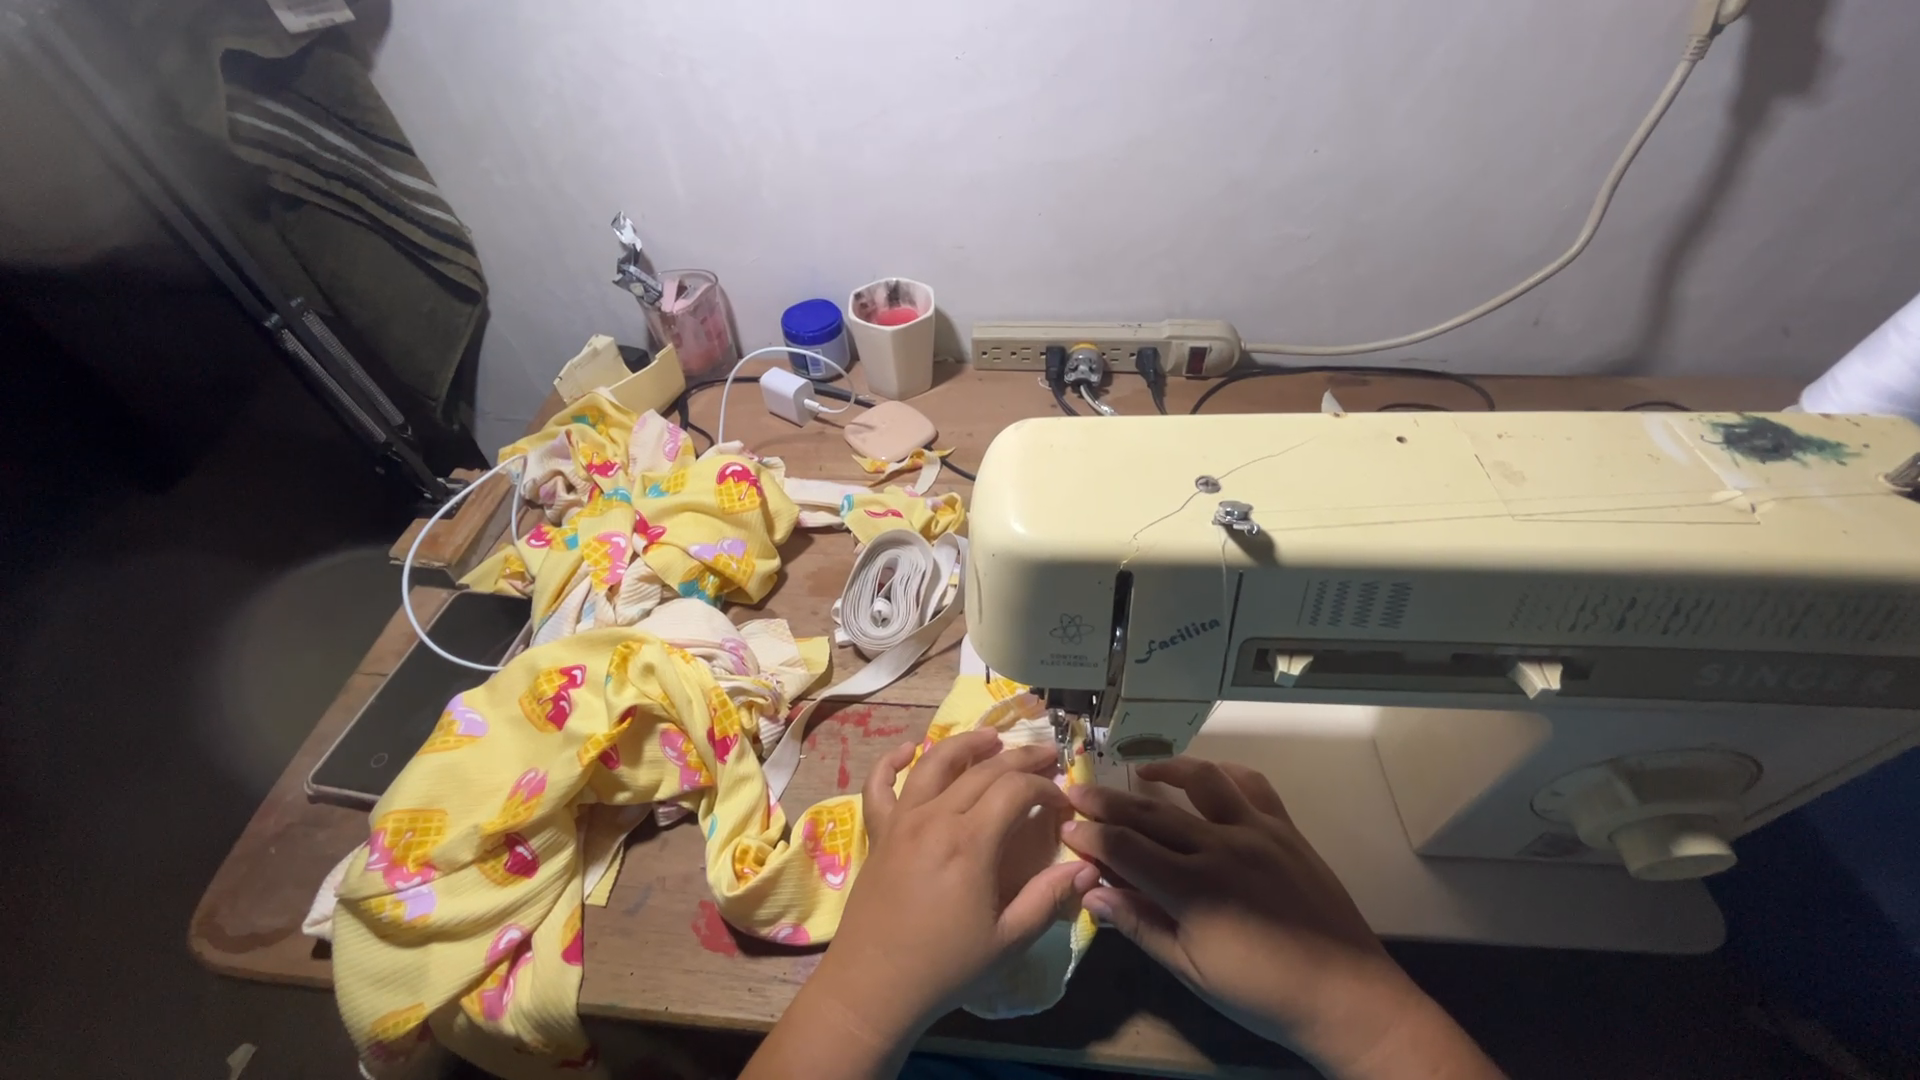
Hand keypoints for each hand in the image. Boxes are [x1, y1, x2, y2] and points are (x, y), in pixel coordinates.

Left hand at [744, 730, 1098, 1079]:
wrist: (873, 989)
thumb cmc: (945, 968)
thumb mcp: (1007, 940)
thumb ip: (1047, 898)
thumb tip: (1086, 867)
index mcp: (970, 842)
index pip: (1015, 790)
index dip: (1044, 787)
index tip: (1062, 800)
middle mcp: (935, 818)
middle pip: (982, 769)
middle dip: (1020, 757)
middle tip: (1046, 754)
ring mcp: (901, 820)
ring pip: (934, 763)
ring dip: (965, 744)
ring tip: (992, 737)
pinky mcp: (878, 832)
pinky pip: (879, 786)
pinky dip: (891, 762)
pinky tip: (908, 749)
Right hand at [1062, 757, 1500, 1079]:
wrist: (1347, 996)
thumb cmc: (1261, 994)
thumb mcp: (1192, 971)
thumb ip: (1141, 925)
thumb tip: (1091, 893)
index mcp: (1194, 889)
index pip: (1126, 849)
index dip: (1090, 836)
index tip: (1064, 826)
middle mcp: (1220, 847)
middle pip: (1151, 813)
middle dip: (1107, 801)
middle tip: (1076, 790)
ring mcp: (1256, 831)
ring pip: (1201, 782)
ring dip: (1165, 770)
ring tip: (1140, 771)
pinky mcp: (1285, 829)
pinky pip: (1251, 784)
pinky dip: (1222, 772)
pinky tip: (1206, 776)